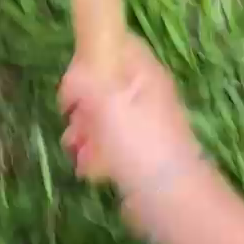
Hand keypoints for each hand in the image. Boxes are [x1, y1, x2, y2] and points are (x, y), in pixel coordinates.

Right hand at [59, 39, 205, 236]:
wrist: (174, 199)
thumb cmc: (139, 142)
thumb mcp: (106, 101)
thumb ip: (84, 80)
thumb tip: (73, 77)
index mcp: (143, 71)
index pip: (114, 43)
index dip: (88, 53)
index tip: (72, 76)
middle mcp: (145, 91)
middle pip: (104, 80)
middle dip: (81, 99)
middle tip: (69, 117)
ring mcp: (145, 122)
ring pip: (105, 112)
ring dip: (84, 127)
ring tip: (74, 146)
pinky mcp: (142, 150)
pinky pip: (112, 139)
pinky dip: (96, 148)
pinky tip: (87, 165)